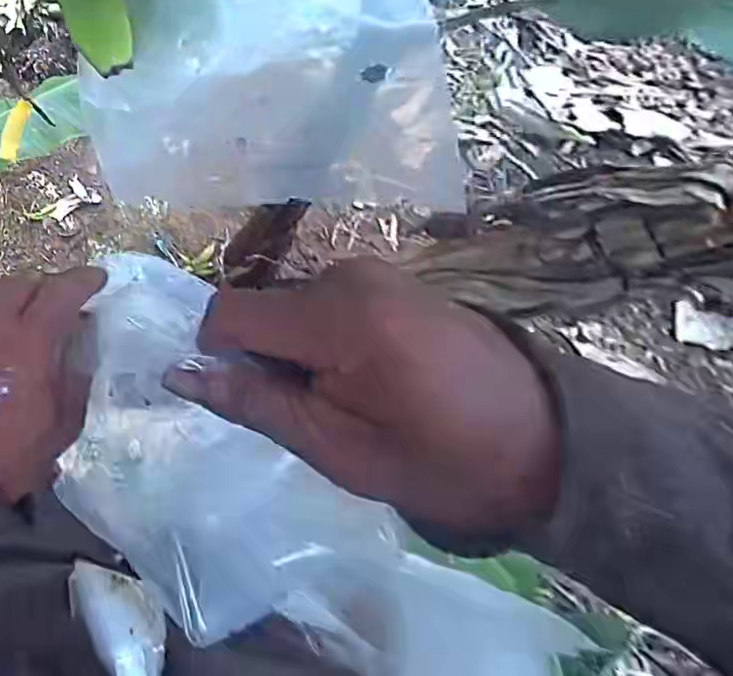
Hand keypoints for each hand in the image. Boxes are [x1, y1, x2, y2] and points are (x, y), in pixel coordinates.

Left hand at [0, 267, 104, 504]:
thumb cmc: (15, 451)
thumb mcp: (65, 418)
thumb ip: (77, 369)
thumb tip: (81, 335)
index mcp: (27, 343)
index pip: (58, 293)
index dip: (82, 280)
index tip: (98, 279)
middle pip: (24, 281)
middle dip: (49, 285)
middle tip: (66, 299)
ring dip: (20, 297)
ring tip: (34, 316)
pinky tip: (3, 335)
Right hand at [162, 258, 559, 538]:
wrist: (556, 446)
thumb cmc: (443, 461)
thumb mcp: (338, 449)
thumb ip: (251, 402)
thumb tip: (176, 374)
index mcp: (339, 319)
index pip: (229, 312)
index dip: (216, 350)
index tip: (246, 390)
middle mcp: (347, 277)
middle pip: (257, 306)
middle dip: (260, 351)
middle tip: (308, 401)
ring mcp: (368, 270)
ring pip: (283, 301)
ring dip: (288, 342)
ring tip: (341, 386)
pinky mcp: (382, 275)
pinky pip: (315, 296)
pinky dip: (314, 329)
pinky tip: (360, 365)